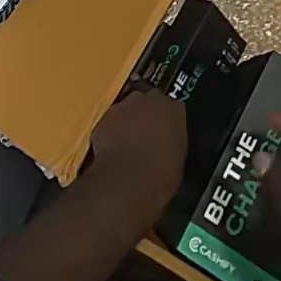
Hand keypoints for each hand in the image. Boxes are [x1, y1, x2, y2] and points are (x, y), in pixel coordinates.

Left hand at [85, 82, 185, 220]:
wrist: (127, 180)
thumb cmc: (161, 174)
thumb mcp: (177, 156)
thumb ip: (171, 139)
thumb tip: (164, 141)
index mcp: (173, 108)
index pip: (171, 107)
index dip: (165, 120)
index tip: (163, 132)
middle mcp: (148, 99)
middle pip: (146, 101)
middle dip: (145, 114)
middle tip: (145, 135)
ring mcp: (123, 106)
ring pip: (126, 110)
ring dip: (126, 121)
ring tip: (126, 144)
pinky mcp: (102, 117)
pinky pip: (110, 123)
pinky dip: (111, 133)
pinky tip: (112, 150)